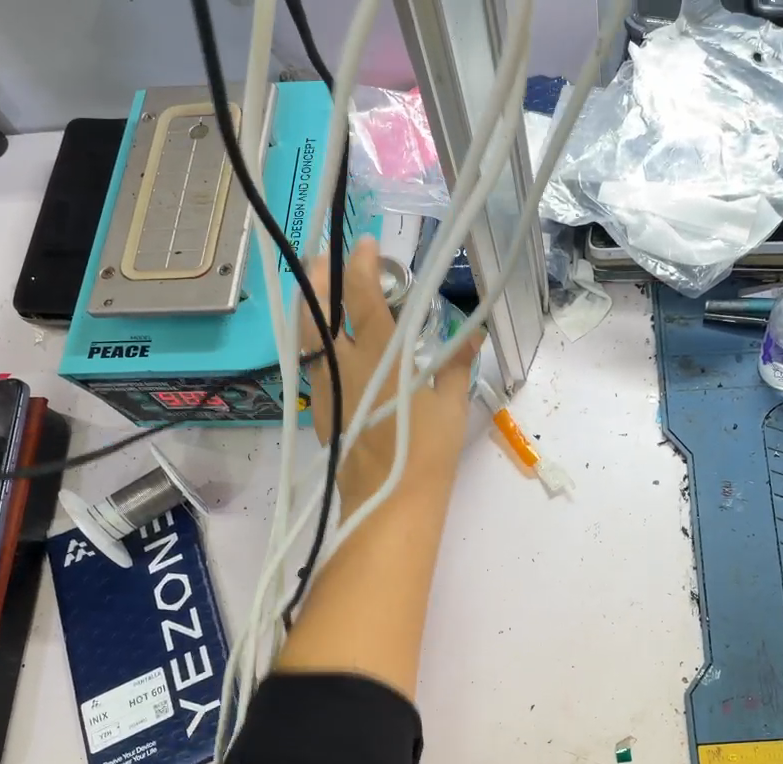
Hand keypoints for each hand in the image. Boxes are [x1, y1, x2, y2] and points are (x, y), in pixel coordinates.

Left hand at [304, 235, 481, 513]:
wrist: (388, 499)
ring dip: (314, 308)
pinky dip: (320, 343)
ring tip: (324, 295)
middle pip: (318, 308)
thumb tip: (473, 336)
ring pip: (309, 335)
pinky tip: (335, 346)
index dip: (363, 264)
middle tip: (329, 258)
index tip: (369, 244)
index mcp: (381, 356)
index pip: (363, 296)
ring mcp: (328, 386)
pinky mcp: (323, 408)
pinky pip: (316, 363)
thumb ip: (457, 367)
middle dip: (320, 276)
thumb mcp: (450, 407)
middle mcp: (346, 363)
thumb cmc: (426, 453)